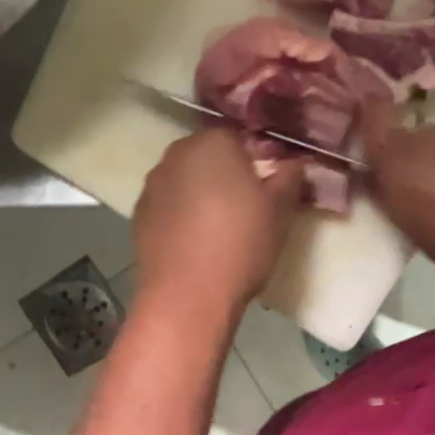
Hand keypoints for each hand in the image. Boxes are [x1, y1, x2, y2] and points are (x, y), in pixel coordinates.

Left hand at [133, 127, 302, 313]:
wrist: (187, 296)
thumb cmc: (240, 245)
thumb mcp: (280, 212)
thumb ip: (290, 178)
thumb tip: (295, 163)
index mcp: (214, 142)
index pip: (239, 138)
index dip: (256, 162)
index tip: (267, 189)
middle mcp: (177, 154)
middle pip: (208, 157)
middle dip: (225, 176)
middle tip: (245, 210)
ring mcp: (153, 185)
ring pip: (185, 182)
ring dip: (200, 196)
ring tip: (218, 232)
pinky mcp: (139, 215)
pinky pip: (168, 207)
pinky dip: (180, 218)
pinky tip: (194, 245)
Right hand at [361, 109, 434, 283]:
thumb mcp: (410, 224)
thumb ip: (389, 195)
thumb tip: (372, 175)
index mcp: (400, 155)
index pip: (374, 120)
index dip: (368, 119)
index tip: (363, 122)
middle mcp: (433, 132)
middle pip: (413, 138)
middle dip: (412, 157)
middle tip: (417, 190)